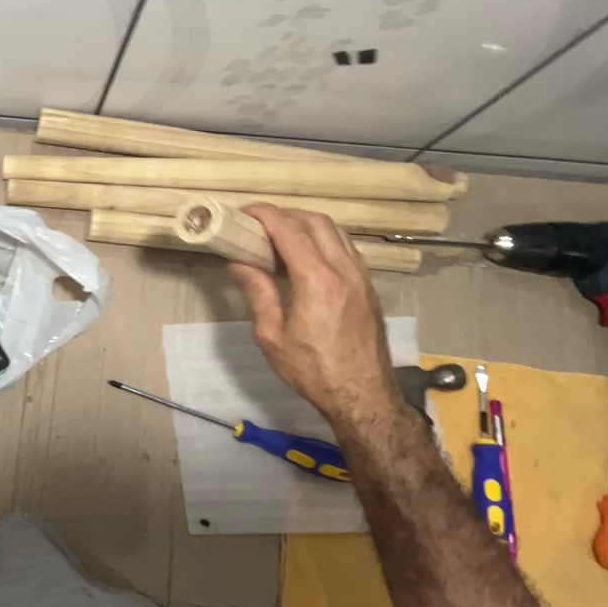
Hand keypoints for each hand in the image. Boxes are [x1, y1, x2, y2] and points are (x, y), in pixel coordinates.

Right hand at [229, 204, 405, 425]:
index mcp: (317, 281)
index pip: (290, 230)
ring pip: (335, 231)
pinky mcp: (367, 286)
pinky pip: (344, 247)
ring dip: (305, 223)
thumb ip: (258, 292)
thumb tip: (240, 263)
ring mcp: (361, 276)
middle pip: (316, 221)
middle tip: (256, 222)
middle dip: (284, 214)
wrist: (361, 394)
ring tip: (278, 234)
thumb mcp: (271, 335)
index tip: (242, 213)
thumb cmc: (311, 369)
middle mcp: (344, 270)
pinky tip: (303, 253)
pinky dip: (321, 238)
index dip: (265, 215)